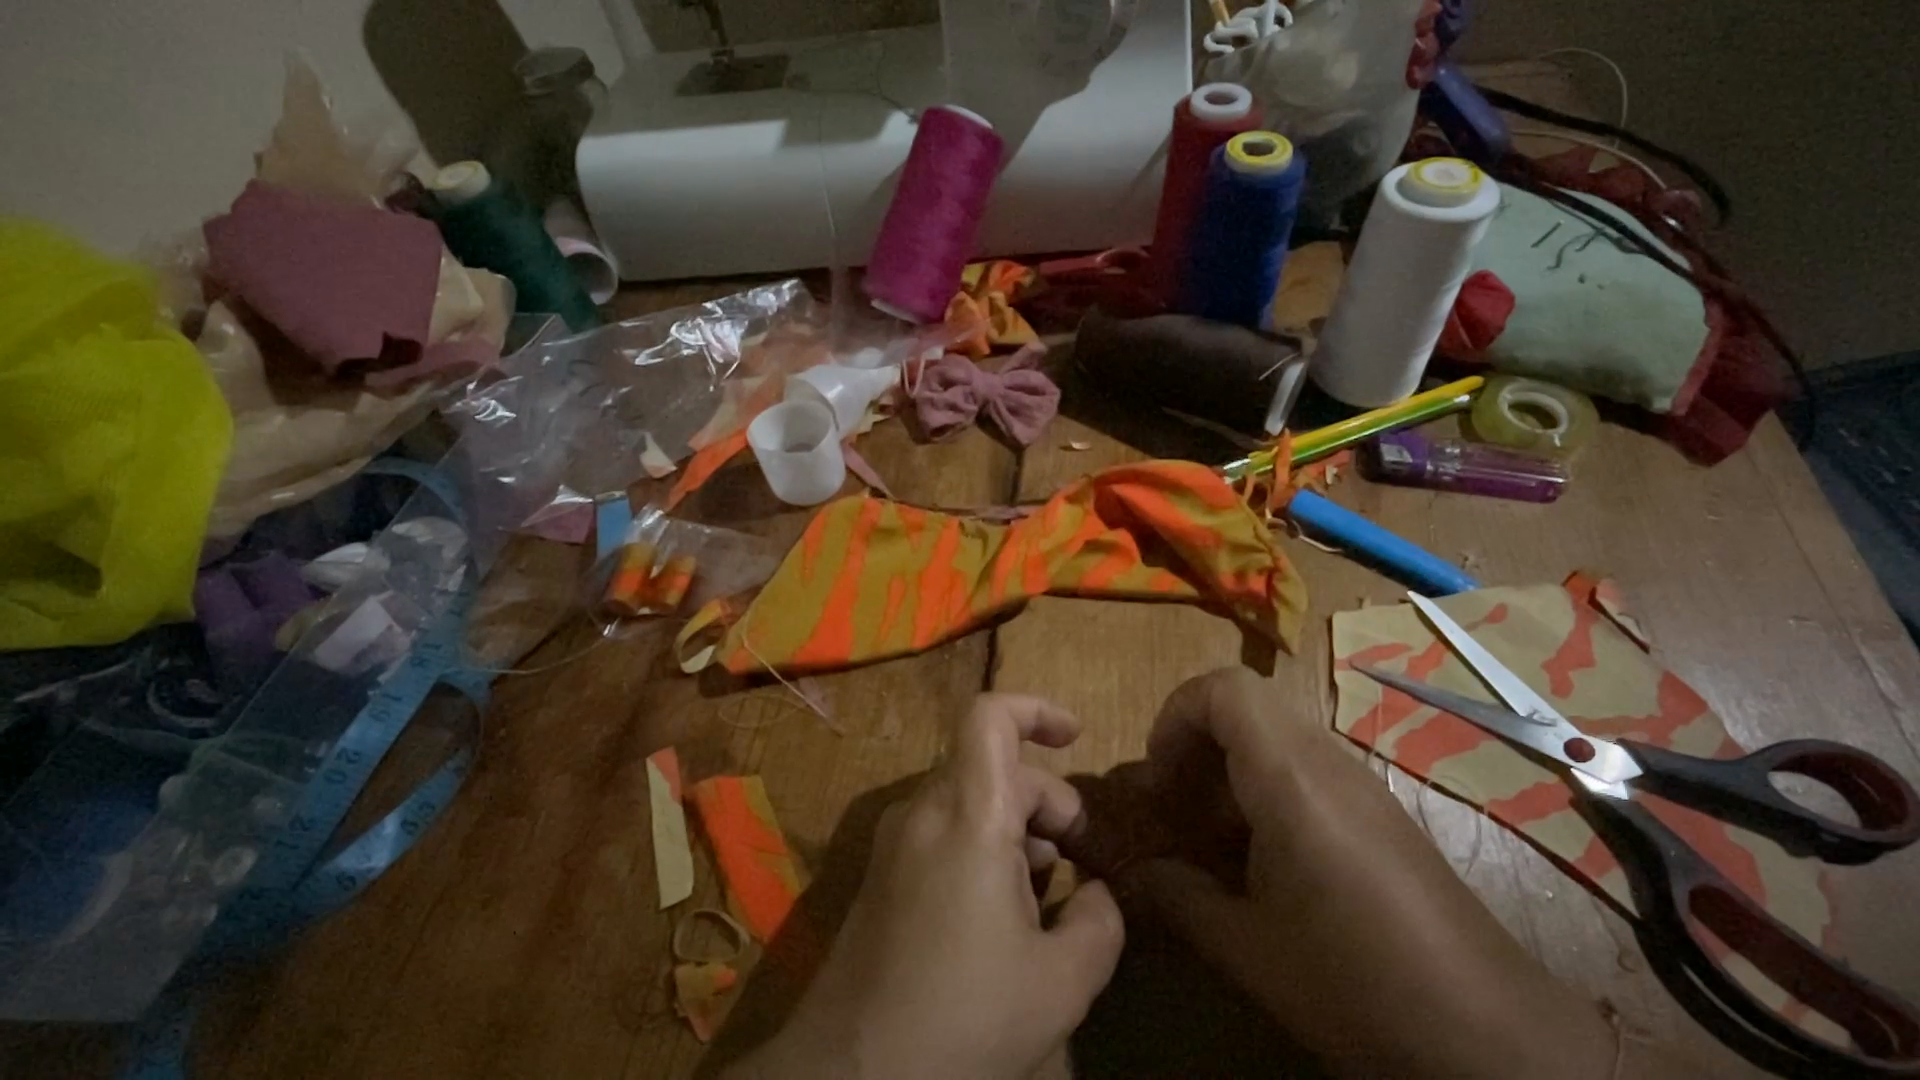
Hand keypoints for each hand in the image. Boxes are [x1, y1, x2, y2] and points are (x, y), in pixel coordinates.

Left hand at [735, 694, 1124, 1079]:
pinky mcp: (879, 877)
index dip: (1035, 710)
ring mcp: (893, 845)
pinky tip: (999, 912)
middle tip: (1075, 854)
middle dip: (1043, 795)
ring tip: (1043, 887)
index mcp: (968, 818)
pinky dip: (979, 846)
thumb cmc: (965, 1018)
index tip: (1075, 737)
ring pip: (964, 800)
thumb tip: (1095, 892)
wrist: (851, 1074)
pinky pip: (938, 832)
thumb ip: (1099, 922)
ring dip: (1014, 825)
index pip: (989, 718)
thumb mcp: (1061, 982)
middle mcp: (922, 814)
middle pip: (988, 765)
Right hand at [1122, 668, 1648, 1078]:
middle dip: (1196, 746)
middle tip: (1174, 809)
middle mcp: (1329, 764)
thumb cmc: (1356, 982)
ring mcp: (1362, 787)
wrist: (1491, 1035)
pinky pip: (1307, 771)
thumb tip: (1137, 873)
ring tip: (1210, 841)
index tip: (1157, 778)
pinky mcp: (1381, 815)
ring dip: (1230, 773)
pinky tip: (1262, 865)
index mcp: (1293, 779)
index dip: (1175, 716)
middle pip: (1248, 707)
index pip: (1225, 688)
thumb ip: (1179, 896)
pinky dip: (1266, 794)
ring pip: (1277, 738)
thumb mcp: (1247, 948)